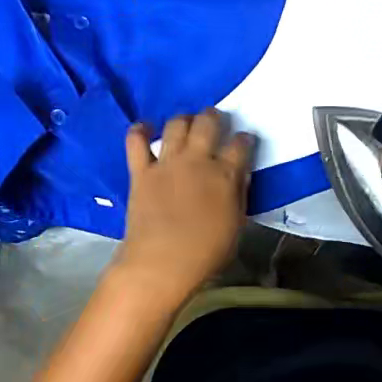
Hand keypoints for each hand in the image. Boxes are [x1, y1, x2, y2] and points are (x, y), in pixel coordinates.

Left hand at [114, 109, 254, 302]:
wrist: (162, 263)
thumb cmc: (206, 253)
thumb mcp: (236, 226)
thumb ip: (239, 195)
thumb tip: (240, 175)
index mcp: (226, 175)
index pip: (241, 144)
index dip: (244, 139)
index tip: (244, 141)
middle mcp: (198, 161)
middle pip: (208, 123)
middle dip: (214, 117)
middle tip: (215, 121)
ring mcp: (167, 163)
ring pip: (177, 125)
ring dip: (184, 119)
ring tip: (187, 123)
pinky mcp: (141, 171)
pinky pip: (137, 141)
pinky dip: (140, 130)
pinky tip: (145, 127)